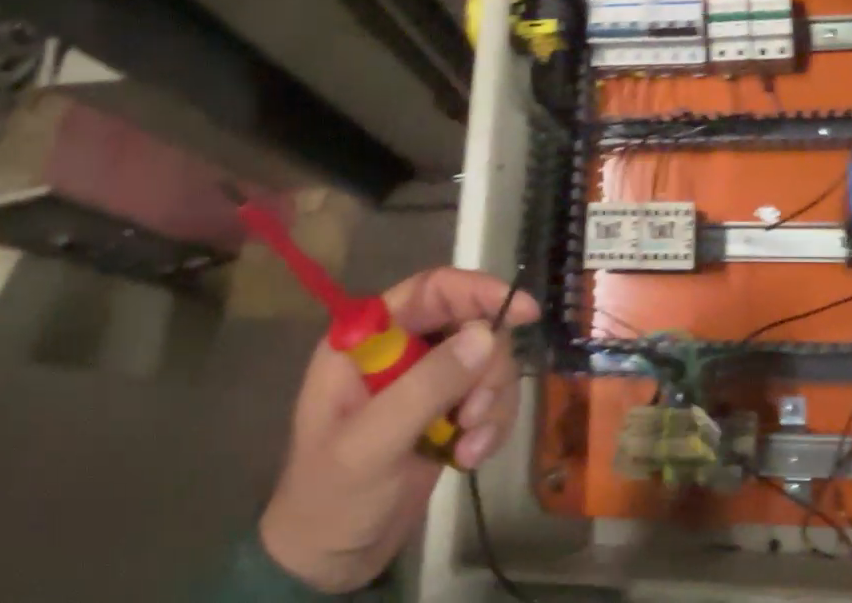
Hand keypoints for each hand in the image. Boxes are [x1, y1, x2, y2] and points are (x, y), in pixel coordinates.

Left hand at [259, 268, 539, 592]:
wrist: (329, 562)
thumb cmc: (331, 497)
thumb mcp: (373, 442)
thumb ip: (427, 386)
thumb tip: (488, 335)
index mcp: (368, 340)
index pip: (432, 289)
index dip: (477, 290)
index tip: (522, 311)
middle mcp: (402, 350)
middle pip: (472, 324)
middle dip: (486, 368)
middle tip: (472, 414)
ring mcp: (428, 382)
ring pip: (489, 362)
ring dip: (490, 403)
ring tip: (467, 448)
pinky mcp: (449, 413)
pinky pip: (492, 398)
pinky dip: (491, 426)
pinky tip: (470, 458)